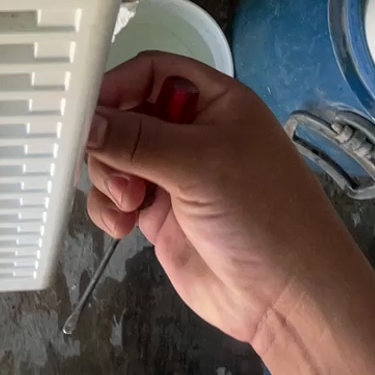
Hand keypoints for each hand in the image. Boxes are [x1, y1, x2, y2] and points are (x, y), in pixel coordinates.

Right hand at [83, 51, 357, 344]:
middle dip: (110, 142)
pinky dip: (108, 208)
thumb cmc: (259, 215)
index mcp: (214, 102)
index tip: (87, 109)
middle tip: (114, 170)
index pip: (153, 71)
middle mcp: (191, 132)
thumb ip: (136, 140)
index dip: (118, 83)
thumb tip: (85, 121)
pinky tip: (121, 227)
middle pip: (125, 114)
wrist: (288, 302)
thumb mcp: (199, 166)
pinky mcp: (158, 212)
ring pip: (114, 156)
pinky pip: (114, 195)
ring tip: (127, 204)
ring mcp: (173, 173)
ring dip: (108, 177)